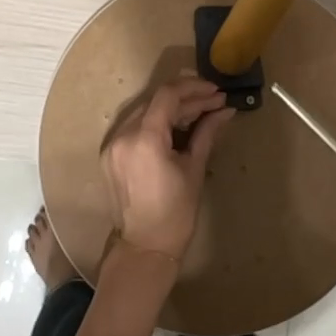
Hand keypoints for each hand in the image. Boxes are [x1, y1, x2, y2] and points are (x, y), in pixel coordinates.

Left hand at [103, 73, 235, 259]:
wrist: (145, 246)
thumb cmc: (176, 212)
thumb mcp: (194, 169)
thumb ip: (206, 133)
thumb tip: (225, 111)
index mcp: (144, 139)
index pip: (168, 96)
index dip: (194, 89)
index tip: (216, 92)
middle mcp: (123, 135)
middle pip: (155, 101)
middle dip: (186, 98)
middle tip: (214, 101)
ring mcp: (113, 145)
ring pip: (144, 112)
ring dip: (171, 109)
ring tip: (200, 111)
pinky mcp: (110, 155)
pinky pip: (134, 127)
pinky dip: (156, 122)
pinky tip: (177, 125)